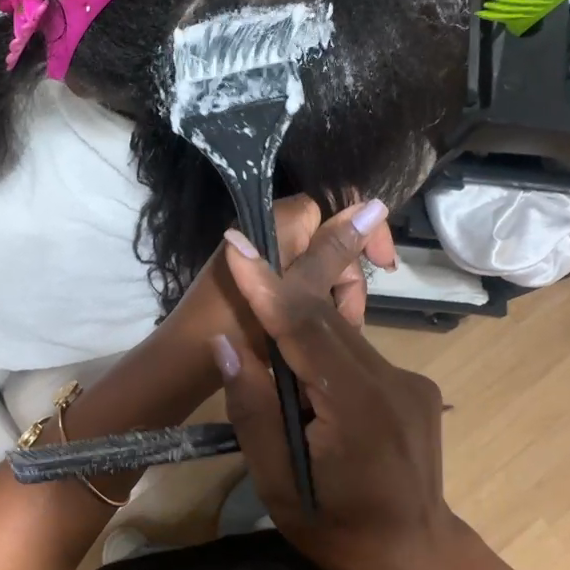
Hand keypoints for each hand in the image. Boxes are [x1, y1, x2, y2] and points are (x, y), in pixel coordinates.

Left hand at [174, 195, 398, 350]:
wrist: (185, 364)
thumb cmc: (240, 323)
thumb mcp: (296, 290)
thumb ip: (335, 249)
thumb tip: (375, 205)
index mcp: (275, 223)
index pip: (332, 207)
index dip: (362, 232)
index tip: (384, 266)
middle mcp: (265, 235)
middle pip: (329, 245)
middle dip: (347, 281)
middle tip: (349, 320)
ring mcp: (258, 263)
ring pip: (317, 273)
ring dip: (333, 303)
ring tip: (333, 338)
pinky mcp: (254, 289)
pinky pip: (298, 290)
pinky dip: (312, 311)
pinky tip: (314, 340)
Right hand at [212, 206, 454, 569]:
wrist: (415, 558)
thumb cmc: (336, 531)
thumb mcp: (278, 486)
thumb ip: (253, 412)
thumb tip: (226, 345)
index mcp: (356, 409)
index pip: (305, 330)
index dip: (267, 285)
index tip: (238, 244)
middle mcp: (392, 382)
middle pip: (325, 322)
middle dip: (278, 293)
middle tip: (240, 262)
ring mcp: (411, 382)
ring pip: (342, 336)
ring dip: (299, 327)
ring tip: (265, 335)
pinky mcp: (416, 387)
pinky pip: (357, 354)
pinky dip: (323, 351)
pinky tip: (305, 378)